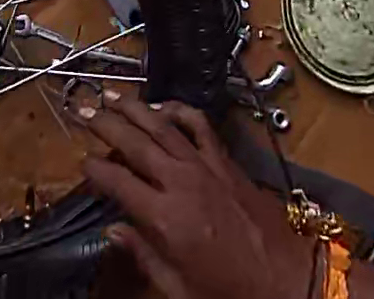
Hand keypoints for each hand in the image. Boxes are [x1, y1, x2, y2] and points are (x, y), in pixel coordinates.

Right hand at [79, 92, 315, 298]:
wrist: (292, 284)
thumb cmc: (232, 295)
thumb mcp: (182, 290)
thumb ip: (144, 256)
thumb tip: (112, 231)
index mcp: (166, 219)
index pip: (117, 181)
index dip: (94, 168)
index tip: (81, 162)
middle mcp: (180, 182)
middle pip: (133, 142)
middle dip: (103, 122)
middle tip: (82, 108)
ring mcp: (204, 166)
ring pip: (160, 124)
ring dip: (132, 107)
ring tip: (111, 94)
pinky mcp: (224, 159)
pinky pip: (197, 124)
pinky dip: (178, 110)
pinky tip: (161, 106)